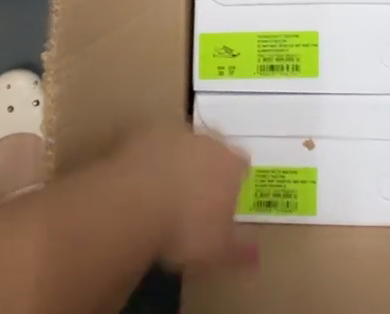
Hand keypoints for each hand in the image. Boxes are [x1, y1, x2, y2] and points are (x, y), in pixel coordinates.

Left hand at [112, 123, 253, 269]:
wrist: (134, 206)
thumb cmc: (184, 230)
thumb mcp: (217, 252)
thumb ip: (239, 251)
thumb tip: (256, 255)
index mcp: (230, 164)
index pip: (241, 164)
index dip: (234, 178)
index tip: (226, 197)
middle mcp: (205, 141)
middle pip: (212, 145)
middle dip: (206, 162)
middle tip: (194, 189)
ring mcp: (171, 133)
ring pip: (179, 140)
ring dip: (175, 156)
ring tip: (163, 184)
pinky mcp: (140, 134)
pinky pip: (148, 142)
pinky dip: (146, 156)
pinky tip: (137, 178)